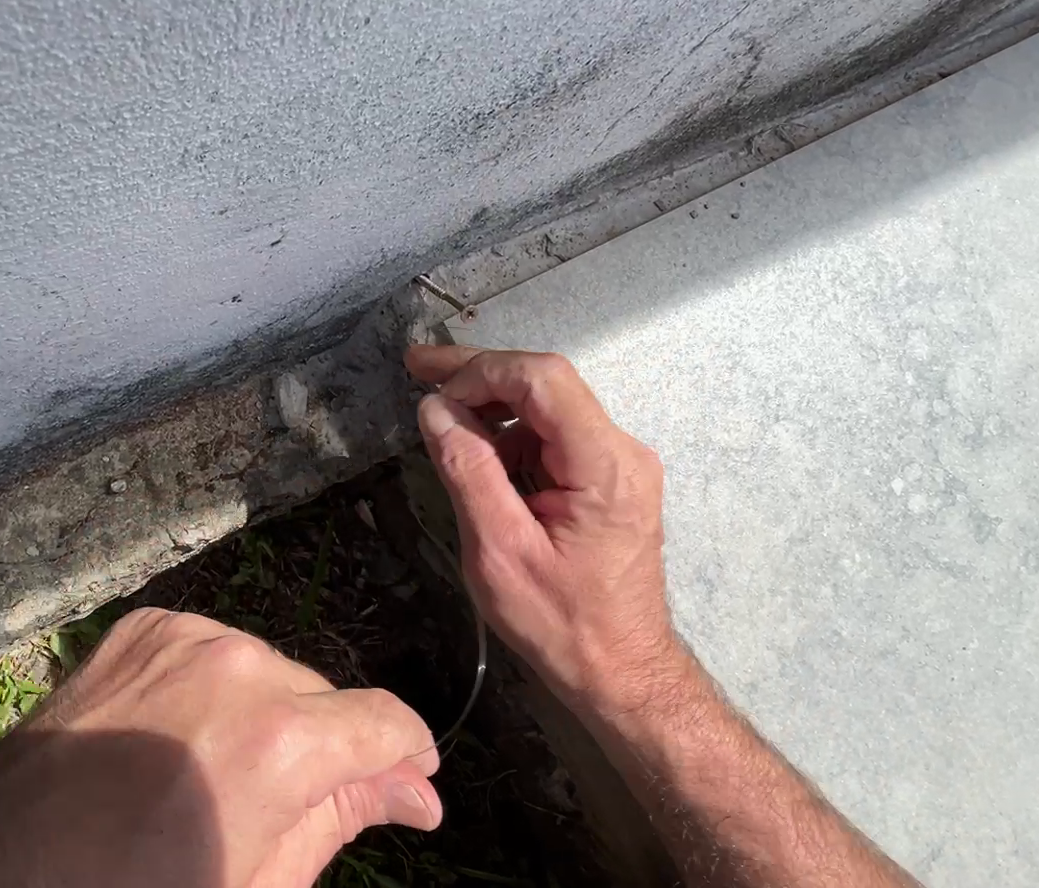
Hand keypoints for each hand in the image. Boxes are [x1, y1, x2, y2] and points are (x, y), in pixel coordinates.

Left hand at [0, 608, 440, 887]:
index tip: (409, 785)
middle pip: (324, 698)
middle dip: (328, 747)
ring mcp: (186, 635)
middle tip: (292, 804)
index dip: (407, 757)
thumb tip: (411, 792)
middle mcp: (240, 663)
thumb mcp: (257, 885)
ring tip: (223, 773)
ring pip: (268, 669)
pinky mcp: (144, 626)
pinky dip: (215, 687)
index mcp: (280, 739)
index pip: (386, 722)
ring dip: (268, 714)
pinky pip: (212, 648)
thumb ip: (342, 821)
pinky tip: (184, 734)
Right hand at [405, 345, 679, 708]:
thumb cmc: (560, 623)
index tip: (430, 391)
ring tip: (441, 423)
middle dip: (477, 374)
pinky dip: (509, 433)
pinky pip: (552, 432)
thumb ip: (468, 472)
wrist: (622, 671)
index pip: (542, 379)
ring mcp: (618, 460)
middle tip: (416, 368)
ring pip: (546, 403)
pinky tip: (480, 458)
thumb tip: (434, 409)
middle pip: (545, 382)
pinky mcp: (607, 475)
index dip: (480, 371)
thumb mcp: (499, 551)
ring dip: (490, 406)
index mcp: (604, 465)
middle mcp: (620, 449)